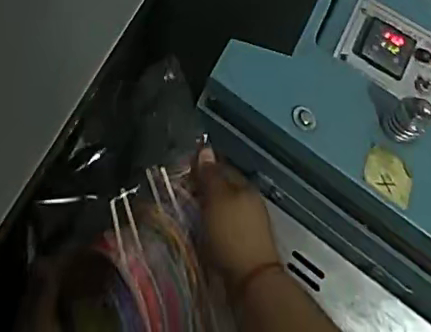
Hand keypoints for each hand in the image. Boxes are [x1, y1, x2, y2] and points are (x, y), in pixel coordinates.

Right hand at [194, 146, 279, 280]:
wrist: (250, 280)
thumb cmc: (232, 235)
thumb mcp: (218, 200)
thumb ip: (210, 176)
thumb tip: (205, 149)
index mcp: (244, 185)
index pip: (221, 167)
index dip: (201, 167)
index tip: (181, 172)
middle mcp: (248, 199)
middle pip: (222, 188)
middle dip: (202, 189)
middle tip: (180, 194)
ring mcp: (248, 222)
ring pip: (222, 208)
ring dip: (206, 209)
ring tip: (186, 213)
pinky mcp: (243, 243)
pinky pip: (223, 226)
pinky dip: (211, 226)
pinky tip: (201, 232)